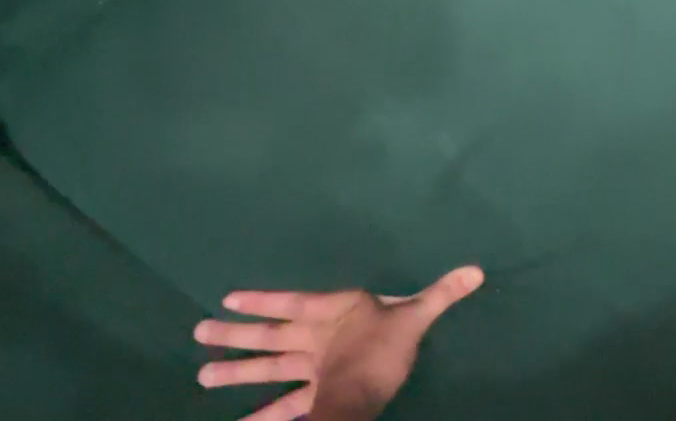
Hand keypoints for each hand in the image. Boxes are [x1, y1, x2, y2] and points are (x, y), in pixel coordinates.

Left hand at [194, 266, 483, 420]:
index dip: (263, 299)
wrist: (370, 394)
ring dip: (236, 371)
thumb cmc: (388, 347)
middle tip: (199, 332)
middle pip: (270, 336)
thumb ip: (442, 291)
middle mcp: (316, 339)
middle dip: (236, 334)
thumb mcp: (417, 314)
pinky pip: (281, 410)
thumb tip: (477, 270)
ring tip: (202, 373)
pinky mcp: (313, 398)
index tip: (229, 297)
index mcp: (336, 311)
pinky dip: (259, 419)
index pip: (294, 302)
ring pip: (267, 369)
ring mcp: (310, 370)